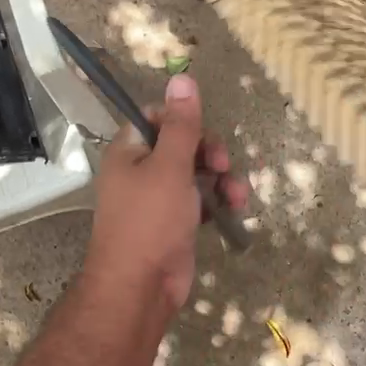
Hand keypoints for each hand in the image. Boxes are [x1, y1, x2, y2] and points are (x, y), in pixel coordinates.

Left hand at [84, 75, 248, 311]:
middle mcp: (140, 171)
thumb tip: (183, 77)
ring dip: (221, 179)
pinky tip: (234, 209)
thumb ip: (181, 124)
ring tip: (237, 195)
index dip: (182, 119)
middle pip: (182, 145)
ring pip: (196, 174)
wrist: (141, 287)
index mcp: (128, 152)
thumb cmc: (150, 221)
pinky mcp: (175, 223)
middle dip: (210, 152)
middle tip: (223, 166)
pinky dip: (217, 201)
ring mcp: (158, 199)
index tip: (203, 130)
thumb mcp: (170, 166)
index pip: (155, 118)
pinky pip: (200, 200)